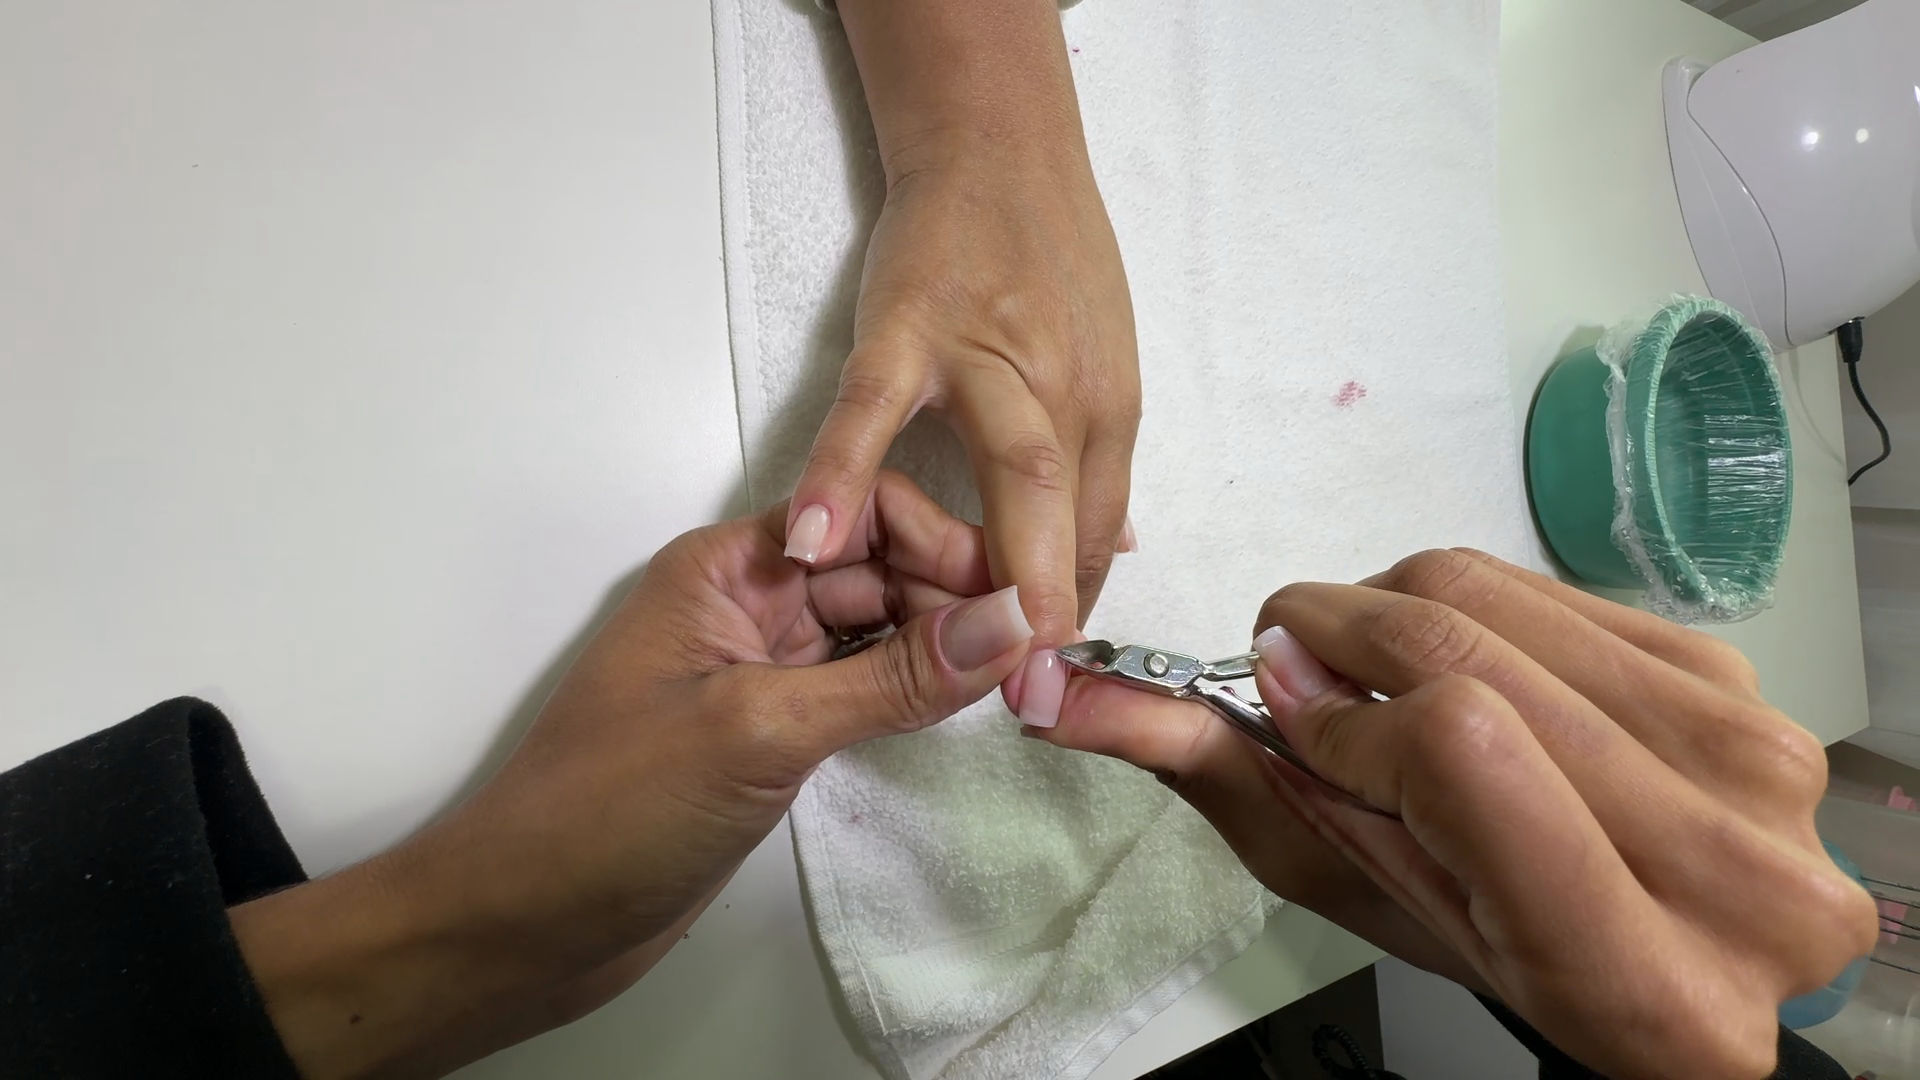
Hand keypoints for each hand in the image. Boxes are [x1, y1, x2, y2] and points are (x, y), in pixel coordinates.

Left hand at [230, 473, 1032, 1079]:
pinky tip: (962, 699)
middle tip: (1032, 641)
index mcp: (730, 565)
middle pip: (877, 568)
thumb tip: (1010, 624)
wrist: (523, 930)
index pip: (857, 514)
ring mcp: (771, 661)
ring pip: (877, 627)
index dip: (938, 540)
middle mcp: (754, 599)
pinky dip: (913, 687)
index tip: (1013, 590)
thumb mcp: (763, 729)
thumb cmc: (615, 807)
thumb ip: (894, 678)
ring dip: (940, 642)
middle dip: (952, 595)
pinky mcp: (782, 719)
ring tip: (1014, 671)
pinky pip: (865, 681)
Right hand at [789, 0, 1141, 647]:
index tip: (1049, 675)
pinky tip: (815, 541)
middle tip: (1031, 702)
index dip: (1073, 611)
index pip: (1096, 535)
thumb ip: (1099, 466)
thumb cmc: (1050, 263)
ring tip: (952, 657)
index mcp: (1107, 409)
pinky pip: (875, 409)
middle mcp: (1067, 389)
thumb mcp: (1104, 365)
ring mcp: (989, 355)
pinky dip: (845, 475)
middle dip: (1052, 614)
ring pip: (1009, 471)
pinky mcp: (910, 328)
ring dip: (986, 570)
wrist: (999, 149)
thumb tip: (1115, 548)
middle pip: (1069, 517)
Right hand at [1034, 549, 1877, 1079]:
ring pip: (1484, 594)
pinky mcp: (1738, 676)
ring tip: (1376, 676)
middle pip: (1461, 657)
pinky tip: (1451, 662)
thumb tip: (1053, 692)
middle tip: (1303, 672)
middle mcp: (1732, 868)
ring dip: (1384, 617)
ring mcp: (1757, 757)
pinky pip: (1537, 578)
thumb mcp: (1310, 860)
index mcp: (1624, 968)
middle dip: (1335, 641)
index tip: (1297, 718)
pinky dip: (1452, 604)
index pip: (1455, 750)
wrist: (1599, 909)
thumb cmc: (1438, 913)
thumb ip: (1192, 769)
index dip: (1343, 719)